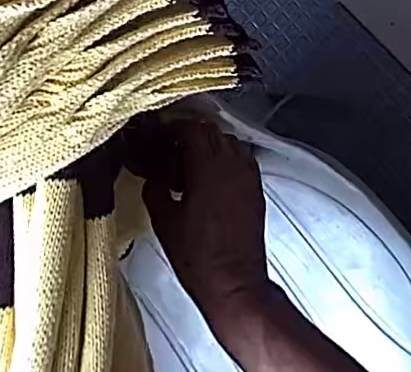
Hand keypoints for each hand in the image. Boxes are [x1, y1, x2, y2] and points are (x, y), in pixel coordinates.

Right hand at [142, 118, 271, 321]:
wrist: (234, 282)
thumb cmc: (200, 258)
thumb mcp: (165, 224)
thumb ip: (155, 192)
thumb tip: (154, 180)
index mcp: (208, 167)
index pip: (193, 129)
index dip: (175, 128)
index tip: (163, 133)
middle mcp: (231, 163)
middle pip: (212, 131)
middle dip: (191, 134)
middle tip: (173, 148)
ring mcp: (247, 173)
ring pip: (229, 141)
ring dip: (210, 144)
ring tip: (192, 162)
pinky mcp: (256, 186)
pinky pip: (242, 158)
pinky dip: (227, 158)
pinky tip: (214, 176)